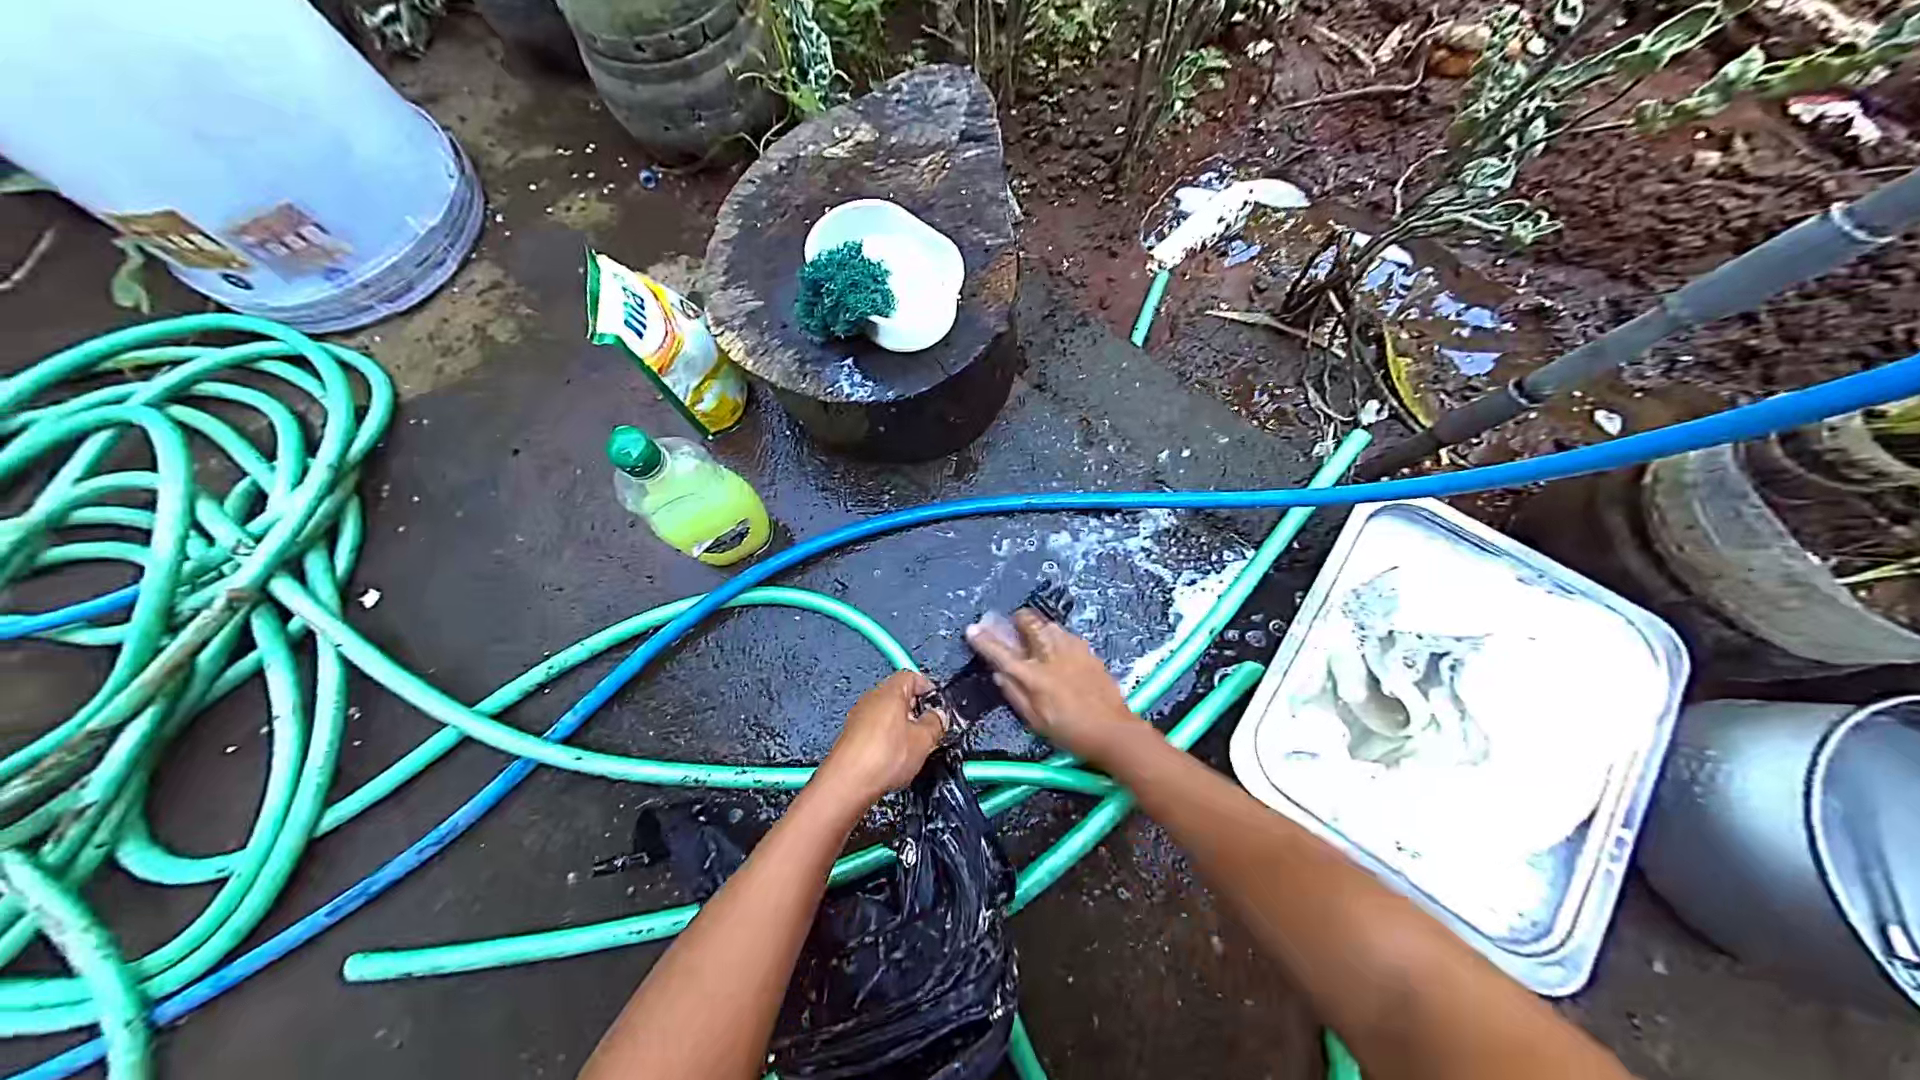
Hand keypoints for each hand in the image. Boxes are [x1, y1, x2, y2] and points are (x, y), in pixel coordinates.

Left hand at [813, 671, 946, 809]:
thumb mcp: (924, 740)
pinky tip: (892, 757)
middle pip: (898, 694)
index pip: (911, 676)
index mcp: (890, 692)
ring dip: (900, 726)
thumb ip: (935, 723)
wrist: (848, 782)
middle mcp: (871, 698)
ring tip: (911, 746)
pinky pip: (874, 729)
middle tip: (928, 727)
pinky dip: (885, 739)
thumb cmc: (881, 757)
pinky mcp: (851, 735)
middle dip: (915, 710)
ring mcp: (858, 716)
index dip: (927, 688)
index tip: (937, 702)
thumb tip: (938, 716)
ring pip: (886, 713)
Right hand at [964, 609, 1143, 764]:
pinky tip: (1057, 647)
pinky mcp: (1088, 651)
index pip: (1001, 653)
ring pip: (1048, 624)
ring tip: (1034, 634)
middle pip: (1028, 623)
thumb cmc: (1070, 732)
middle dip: (1016, 620)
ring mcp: (1072, 650)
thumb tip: (999, 674)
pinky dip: (1056, 635)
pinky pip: (1066, 634)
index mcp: (1033, 676)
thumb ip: (1014, 694)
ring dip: (1037, 625)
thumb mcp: (1035, 721)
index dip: (984, 640)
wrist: (1113, 730)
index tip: (972, 630)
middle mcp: (1051, 656)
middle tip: (1011, 624)